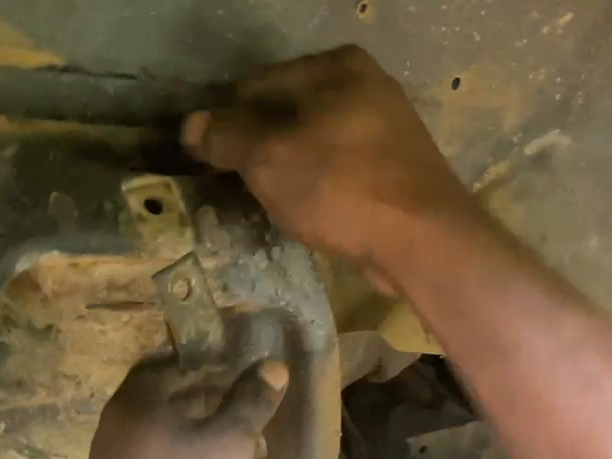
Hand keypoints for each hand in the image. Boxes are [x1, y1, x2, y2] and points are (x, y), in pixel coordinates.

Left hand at [82, 358, 288, 458]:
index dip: (204, 364)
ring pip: (161, 439)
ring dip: (199, 438)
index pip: (166, 365)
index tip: (238, 372)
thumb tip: (272, 367)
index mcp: (133, 403)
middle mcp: (113, 428)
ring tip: (241, 450)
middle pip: (163, 402)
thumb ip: (250, 403)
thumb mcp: (229, 444)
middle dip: (207, 403)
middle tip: (247, 411)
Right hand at [181, 46, 482, 290]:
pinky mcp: (393, 171)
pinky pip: (336, 171)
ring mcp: (384, 129)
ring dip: (283, 169)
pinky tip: (299, 212)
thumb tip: (190, 125)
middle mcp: (365, 86)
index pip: (257, 84)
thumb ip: (227, 138)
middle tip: (225, 183)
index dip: (224, 118)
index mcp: (335, 67)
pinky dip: (313, 187)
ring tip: (257, 201)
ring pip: (312, 144)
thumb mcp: (270, 159)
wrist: (421, 238)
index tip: (200, 155)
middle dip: (254, 146)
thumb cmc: (340, 187)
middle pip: (287, 113)